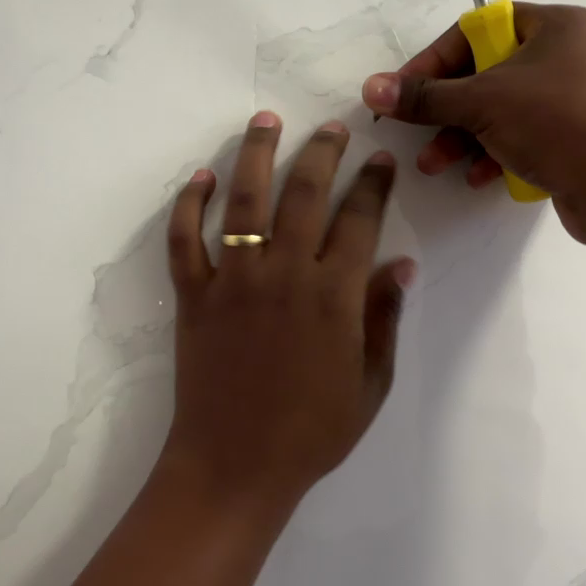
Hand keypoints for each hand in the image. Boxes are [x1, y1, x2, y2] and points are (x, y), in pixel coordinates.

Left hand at [163, 111, 413, 510]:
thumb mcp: (370, 384)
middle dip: (322, 153)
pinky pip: (185, 240)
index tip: (380, 159)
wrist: (234, 464)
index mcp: (333, 296)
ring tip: (265, 121)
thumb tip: (401, 266)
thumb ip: (383, 320)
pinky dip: (189, 205)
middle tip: (332, 128)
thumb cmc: (311, 432)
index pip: (360, 220)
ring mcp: (233, 281)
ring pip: (244, 202)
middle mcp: (284, 274)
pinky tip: (200, 176)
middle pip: (304, 194)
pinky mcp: (193, 296)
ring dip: (256, 155)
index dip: (373, 184)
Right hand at [360, 3, 585, 244]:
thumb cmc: (557, 124)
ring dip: (463, 137)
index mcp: (555, 26)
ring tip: (436, 164)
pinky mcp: (581, 137)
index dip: (435, 59)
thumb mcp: (481, 103)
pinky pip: (526, 136)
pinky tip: (479, 177)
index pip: (479, 28)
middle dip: (446, 109)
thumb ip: (424, 97)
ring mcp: (578, 98)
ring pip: (503, 110)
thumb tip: (371, 88)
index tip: (404, 92)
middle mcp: (570, 54)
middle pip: (487, 72)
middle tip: (417, 133)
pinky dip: (497, 152)